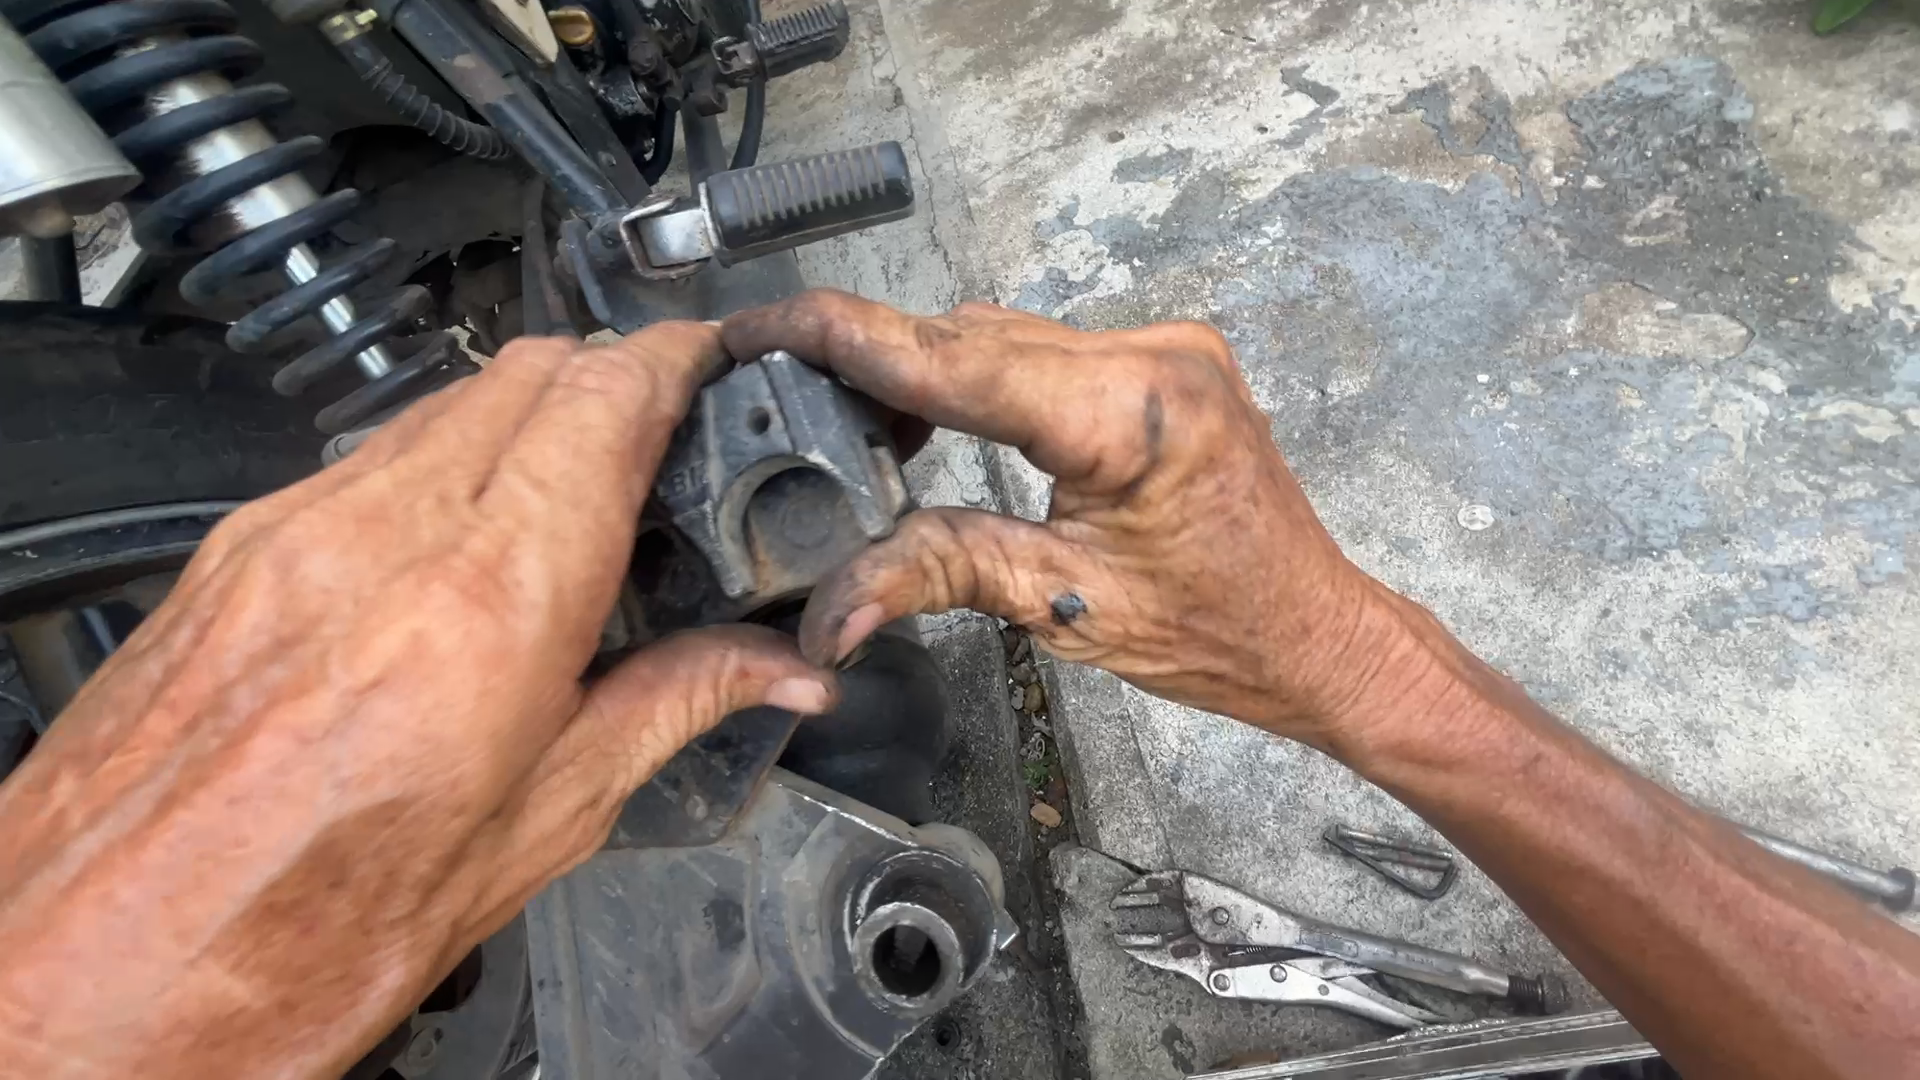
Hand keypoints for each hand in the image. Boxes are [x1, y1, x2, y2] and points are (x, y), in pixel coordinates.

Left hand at [0, 326, 834, 1079]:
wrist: (106, 975)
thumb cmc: (332, 915)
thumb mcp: (562, 805)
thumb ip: (685, 698)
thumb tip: (787, 670)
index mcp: (492, 604)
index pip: (600, 408)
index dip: (668, 360)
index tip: (707, 357)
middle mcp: (388, 536)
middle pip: (533, 371)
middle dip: (619, 370)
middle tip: (674, 417)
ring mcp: (303, 524)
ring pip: (460, 393)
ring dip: (547, 403)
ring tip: (596, 469)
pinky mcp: (250, 538)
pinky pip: (390, 438)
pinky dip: (469, 442)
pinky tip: (493, 512)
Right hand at [723, 291, 1433, 754]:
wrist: (1314, 631)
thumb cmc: (1213, 634)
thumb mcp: (1065, 607)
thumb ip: (942, 571)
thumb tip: (833, 609)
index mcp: (1128, 412)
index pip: (957, 362)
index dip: (849, 339)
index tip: (767, 325)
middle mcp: (1150, 352)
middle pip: (973, 338)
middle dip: (872, 353)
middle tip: (784, 375)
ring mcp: (1162, 347)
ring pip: (1003, 336)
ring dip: (923, 366)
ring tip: (849, 413)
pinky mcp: (1162, 362)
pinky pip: (1042, 350)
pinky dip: (977, 374)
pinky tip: (935, 413)